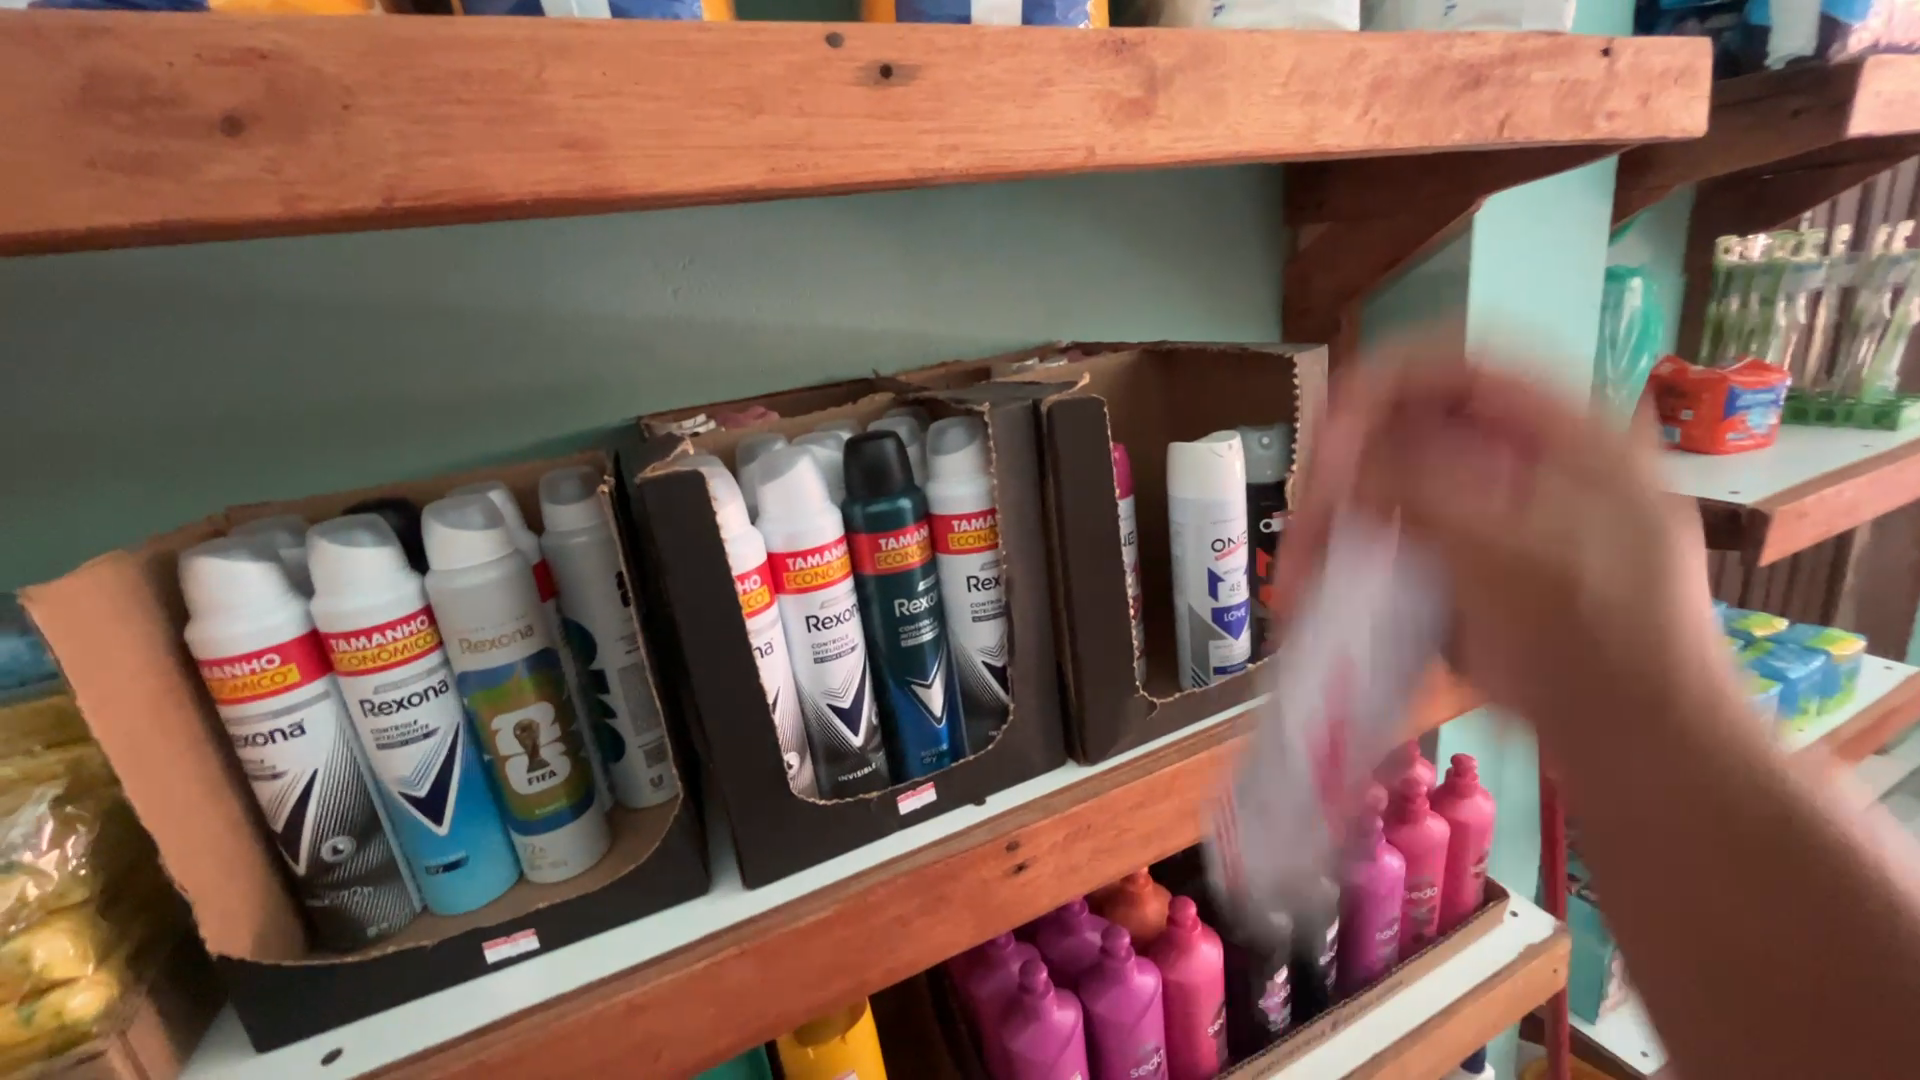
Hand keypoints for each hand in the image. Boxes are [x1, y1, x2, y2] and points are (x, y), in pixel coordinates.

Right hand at [1269, 341, 1729, 743]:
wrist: (1634, 739)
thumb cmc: (1598, 644)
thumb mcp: (1515, 559)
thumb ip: (1429, 496)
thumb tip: (1343, 463)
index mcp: (1562, 437)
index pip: (1459, 370)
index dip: (1384, 386)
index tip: (1329, 436)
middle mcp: (1516, 463)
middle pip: (1406, 429)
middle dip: (1343, 471)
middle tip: (1309, 520)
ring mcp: (1484, 513)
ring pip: (1382, 488)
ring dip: (1332, 525)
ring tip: (1302, 579)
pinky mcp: (1458, 560)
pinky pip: (1384, 537)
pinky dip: (1346, 558)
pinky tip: (1320, 590)